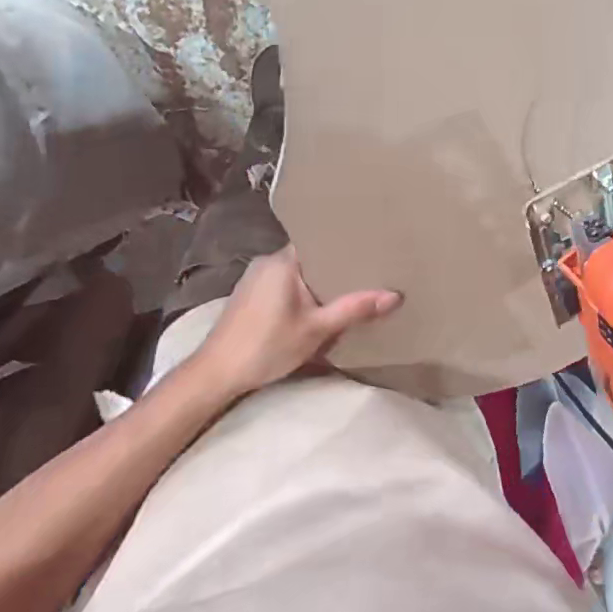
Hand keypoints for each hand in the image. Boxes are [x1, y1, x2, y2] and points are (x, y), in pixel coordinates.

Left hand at [187, 247, 401, 396]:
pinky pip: (284, 285)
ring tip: (351, 288)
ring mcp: (255, 278)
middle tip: (370, 271)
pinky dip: (302, 293)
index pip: (318, 240)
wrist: (218, 371)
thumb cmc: (267, 346)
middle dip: (336, 267)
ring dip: (318, 283)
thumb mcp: (316, 330)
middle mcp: (267, 262)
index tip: (371, 247)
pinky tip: (319, 306)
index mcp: (282, 261)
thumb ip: (354, 310)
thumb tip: (394, 295)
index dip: (344, 244)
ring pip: (296, 273)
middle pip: (309, 257)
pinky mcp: (250, 296)